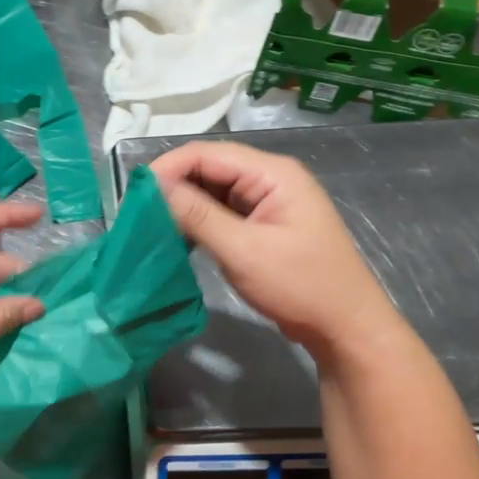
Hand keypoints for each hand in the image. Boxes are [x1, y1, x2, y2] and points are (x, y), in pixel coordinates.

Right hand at [150, 140, 399, 356]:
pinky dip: (196, 223)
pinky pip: (220, 212)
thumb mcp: (244, 250)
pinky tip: (177, 241)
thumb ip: (198, 216)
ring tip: (150, 229)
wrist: (344, 325)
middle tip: (137, 217)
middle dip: (171, 188)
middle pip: (207, 168)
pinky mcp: (261, 225)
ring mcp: (266, 202)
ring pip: (211, 191)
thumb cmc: (300, 285)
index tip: (134, 199)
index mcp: (272, 173)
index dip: (167, 169)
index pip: (206, 154)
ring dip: (181, 207)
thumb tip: (155, 188)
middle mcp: (269, 178)